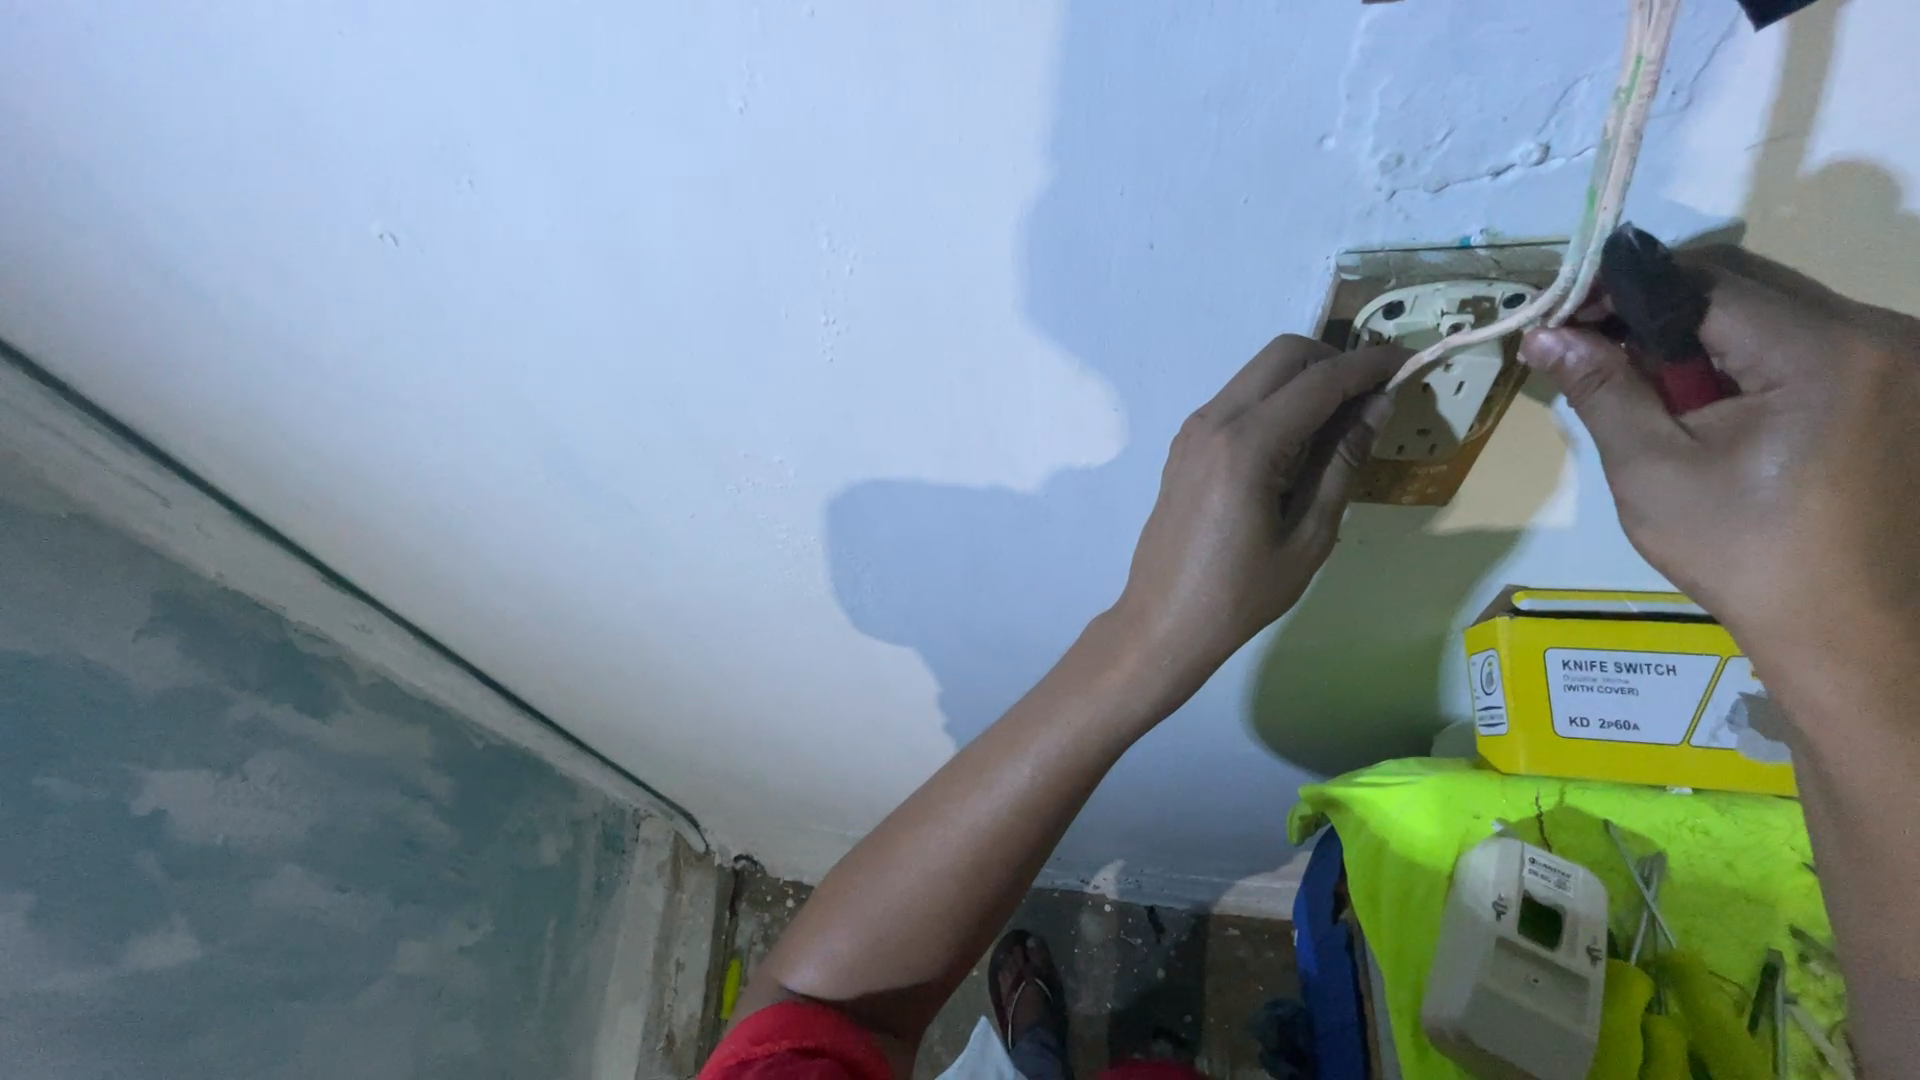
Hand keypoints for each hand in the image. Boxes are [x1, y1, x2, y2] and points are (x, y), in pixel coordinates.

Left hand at [1108, 335, 1407, 703]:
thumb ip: (1343, 463)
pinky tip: (1296, 445)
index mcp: (1247, 445)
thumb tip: (1376, 405)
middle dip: (1334, 361)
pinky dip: (1273, 402)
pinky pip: (1236, 401)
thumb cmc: (1241, 593)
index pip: (1320, 378)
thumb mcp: (1310, 537)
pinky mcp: (1183, 448)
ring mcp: (1191, 432)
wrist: (1163, 620)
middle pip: (1283, 354)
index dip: (1370, 364)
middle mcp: (1214, 422)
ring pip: (1256, 374)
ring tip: (1339, 426)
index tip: (1409, 362)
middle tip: (1372, 398)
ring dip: (1302, 381)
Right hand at [1521, 246, 1919, 659]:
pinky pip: (1804, 342)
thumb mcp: (1651, 468)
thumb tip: (1545, 334)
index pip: (1706, 282)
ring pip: (1774, 311)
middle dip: (1656, 310)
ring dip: (1696, 334)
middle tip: (1589, 350)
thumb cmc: (1739, 550)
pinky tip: (1701, 401)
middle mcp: (1884, 334)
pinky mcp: (1899, 386)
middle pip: (1746, 286)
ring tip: (1639, 384)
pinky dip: (1739, 357)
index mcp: (1825, 352)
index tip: (1563, 318)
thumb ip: (1603, 389)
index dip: (1624, 291)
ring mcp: (1902, 360)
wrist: (1847, 625)